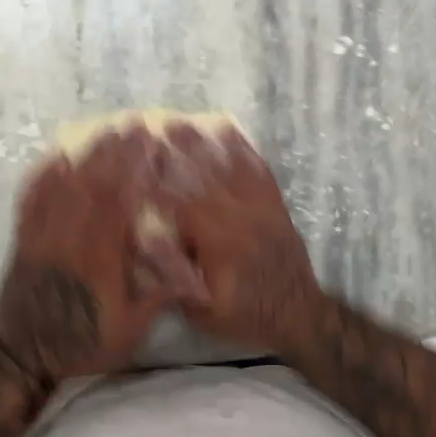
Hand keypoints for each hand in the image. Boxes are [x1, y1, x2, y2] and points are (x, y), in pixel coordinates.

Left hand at [0, 127, 189, 381]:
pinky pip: (31, 198)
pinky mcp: (23, 238)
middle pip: (91, 185)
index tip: (150, 147)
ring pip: (62, 185)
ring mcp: (42, 237)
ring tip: (105, 127)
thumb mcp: (130, 330)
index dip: (133, 172)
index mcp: (99, 262)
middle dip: (114, 151)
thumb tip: (193, 273)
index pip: (117, 205)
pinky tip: (58, 152)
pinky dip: (44, 172)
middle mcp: (69, 242)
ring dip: (84, 153)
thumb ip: (157, 296)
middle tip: (134, 124)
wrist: (26, 356)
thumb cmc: (85, 343)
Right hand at [156, 122, 325, 353]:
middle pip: (206, 178)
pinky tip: (226, 127)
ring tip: (181, 122)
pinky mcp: (275, 202)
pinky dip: (241, 147)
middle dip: (179, 154)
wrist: (298, 312)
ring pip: (230, 168)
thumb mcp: (203, 311)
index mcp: (222, 244)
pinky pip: (258, 168)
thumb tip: (147, 251)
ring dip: (205, 143)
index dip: (160, 185)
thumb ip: (177, 281)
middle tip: (151, 128)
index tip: (137, 165)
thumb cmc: (245, 315)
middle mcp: (243, 218)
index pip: (186, 206)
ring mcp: (262, 207)